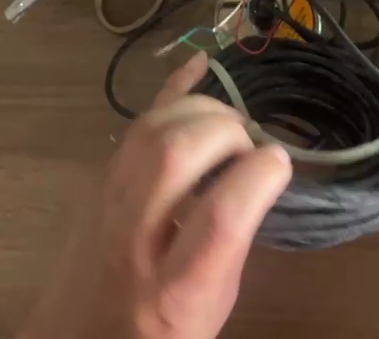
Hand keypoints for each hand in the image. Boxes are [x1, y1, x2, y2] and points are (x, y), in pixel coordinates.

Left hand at [18, 53, 292, 338]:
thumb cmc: (156, 334)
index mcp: (174, 293)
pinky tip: (201, 66)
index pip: (219, 219)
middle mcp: (133, 238)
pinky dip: (170, 90)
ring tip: (231, 123)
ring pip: (151, 128)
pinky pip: (135, 122)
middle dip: (225, 132)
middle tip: (252, 143)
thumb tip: (257, 176)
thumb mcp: (210, 309)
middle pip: (176, 155)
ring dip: (200, 110)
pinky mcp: (98, 176)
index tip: (280, 161)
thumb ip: (230, 245)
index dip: (257, 177)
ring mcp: (106, 199)